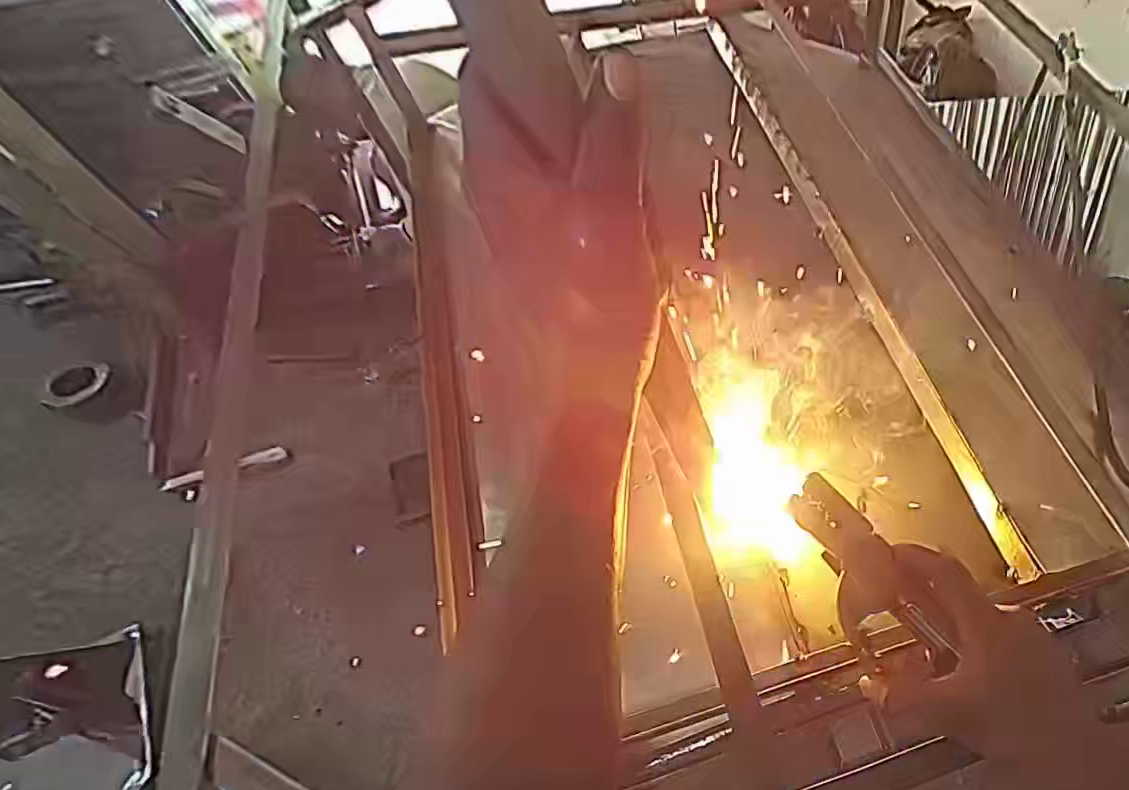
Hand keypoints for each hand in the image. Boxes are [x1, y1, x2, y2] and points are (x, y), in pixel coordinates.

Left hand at [459, 49, 654, 424]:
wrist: (582, 396)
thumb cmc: (587, 323)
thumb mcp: (612, 217)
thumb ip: (613, 141)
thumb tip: (617, 76)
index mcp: (499, 168)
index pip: (493, 69)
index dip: (536, 53)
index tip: (577, 58)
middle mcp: (496, 191)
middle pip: (533, 120)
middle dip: (585, 127)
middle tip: (627, 154)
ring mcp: (520, 228)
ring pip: (558, 169)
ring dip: (600, 175)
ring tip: (634, 210)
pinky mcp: (546, 260)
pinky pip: (573, 212)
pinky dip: (603, 215)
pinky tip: (628, 245)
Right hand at [870, 546, 1128, 789]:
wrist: (1077, 753)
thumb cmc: (1017, 727)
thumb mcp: (951, 713)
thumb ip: (905, 697)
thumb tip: (870, 685)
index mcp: (986, 623)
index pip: (947, 573)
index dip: (917, 557)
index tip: (893, 551)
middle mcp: (1010, 620)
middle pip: (961, 596)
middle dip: (928, 598)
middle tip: (901, 605)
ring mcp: (1030, 635)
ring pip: (979, 620)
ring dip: (952, 627)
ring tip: (930, 652)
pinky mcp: (1042, 654)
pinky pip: (999, 638)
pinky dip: (975, 646)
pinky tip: (969, 675)